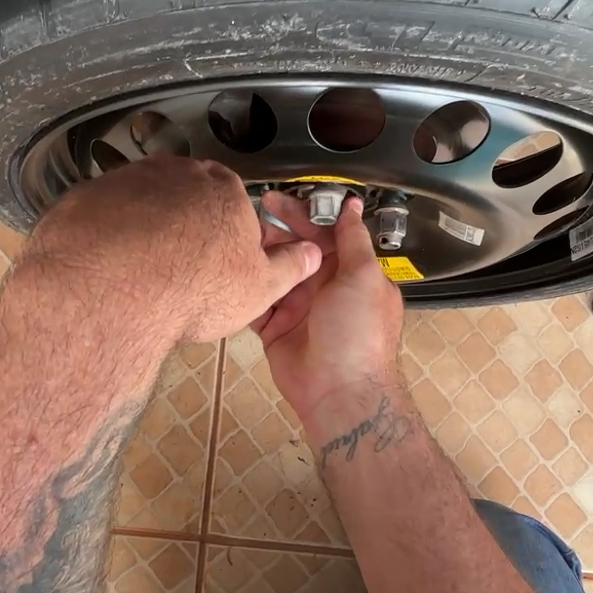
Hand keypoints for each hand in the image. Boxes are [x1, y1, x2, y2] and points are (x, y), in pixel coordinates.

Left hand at [17, 156, 321, 345]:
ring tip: (138, 268)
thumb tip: (313, 254)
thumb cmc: (195, 291)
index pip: (233, 202)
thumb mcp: (258, 289)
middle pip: (186, 195)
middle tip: (177, 266)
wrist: (113, 292)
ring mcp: (128, 179)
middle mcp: (177, 173)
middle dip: (184, 223)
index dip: (225, 233)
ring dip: (143, 224)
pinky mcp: (87, 195)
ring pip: (142, 199)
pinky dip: (106, 230)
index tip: (216, 262)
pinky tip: (105, 262)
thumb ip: (289, 267)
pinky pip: (103, 211)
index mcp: (225, 191)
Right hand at [252, 192, 405, 431]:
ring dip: (256, 258)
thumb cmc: (358, 332)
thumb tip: (352, 205)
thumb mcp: (363, 277)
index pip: (322, 234)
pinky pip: (257, 304)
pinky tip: (229, 272)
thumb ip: (352, 239)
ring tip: (233, 241)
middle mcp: (323, 287)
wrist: (339, 391)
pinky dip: (245, 290)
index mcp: (349, 272)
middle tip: (246, 216)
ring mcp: (298, 308)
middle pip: (294, 251)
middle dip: (273, 233)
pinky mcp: (275, 329)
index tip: (276, 200)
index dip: (300, 215)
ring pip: (273, 274)